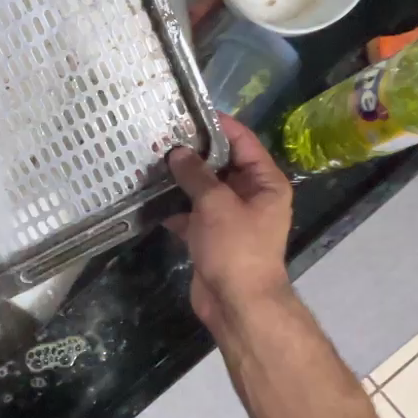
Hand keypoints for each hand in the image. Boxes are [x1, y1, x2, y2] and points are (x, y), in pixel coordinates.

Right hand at [163, 114, 295, 333]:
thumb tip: (178, 152)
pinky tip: (151, 200)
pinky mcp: (212, 239)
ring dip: (182, 182)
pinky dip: (175, 209)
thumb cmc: (236, 249)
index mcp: (265, 183)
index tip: (190, 113)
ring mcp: (231, 219)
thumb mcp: (216, 205)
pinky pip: (192, 216)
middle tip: (163, 137)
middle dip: (195, 154)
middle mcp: (251, 197)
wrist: (237, 303)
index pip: (244, 142)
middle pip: (222, 165)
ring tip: (152, 163)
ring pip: (205, 191)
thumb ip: (196, 175)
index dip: (220, 126)